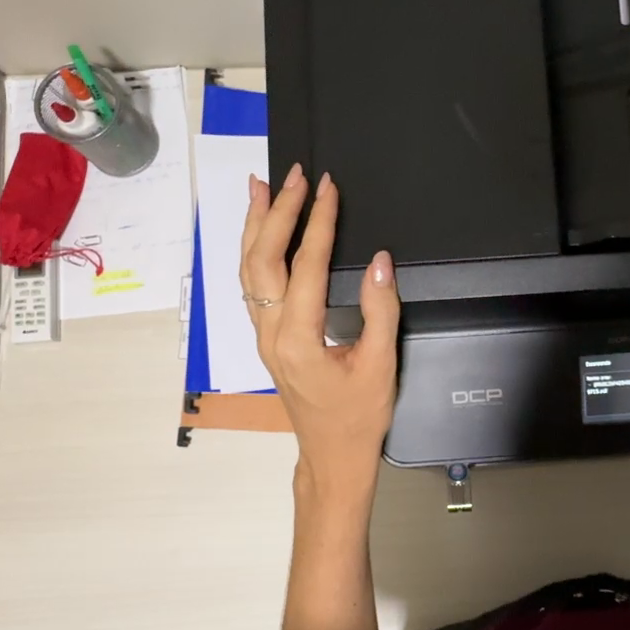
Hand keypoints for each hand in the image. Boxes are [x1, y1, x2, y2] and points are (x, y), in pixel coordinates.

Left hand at [241, 164, 400, 490]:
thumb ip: (380, 310)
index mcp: (299, 338)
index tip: (328, 189)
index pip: (304, 266)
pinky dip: (254, 250)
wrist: (332, 455)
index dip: (318, 223)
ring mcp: (263, 336)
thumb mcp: (380, 365)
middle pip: (261, 260)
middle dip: (276, 212)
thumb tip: (381, 261)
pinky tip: (262, 233)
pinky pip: (253, 285)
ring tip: (261, 187)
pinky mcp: (268, 339)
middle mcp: (271, 333)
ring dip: (255, 226)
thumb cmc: (359, 417)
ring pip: (248, 270)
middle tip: (293, 174)